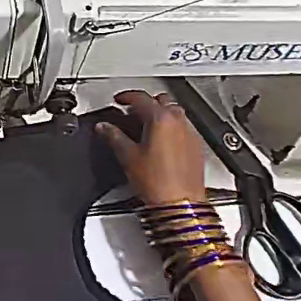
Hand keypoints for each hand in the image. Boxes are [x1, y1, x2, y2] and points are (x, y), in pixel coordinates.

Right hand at [96, 90, 207, 207]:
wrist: (181, 204)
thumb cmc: (158, 183)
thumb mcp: (128, 157)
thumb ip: (114, 136)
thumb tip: (104, 128)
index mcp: (160, 119)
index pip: (141, 98)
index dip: (126, 96)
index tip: (119, 99)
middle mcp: (178, 122)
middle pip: (161, 100)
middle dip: (145, 102)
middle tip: (131, 110)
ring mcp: (190, 133)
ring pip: (174, 111)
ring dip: (160, 112)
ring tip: (146, 124)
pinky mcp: (196, 145)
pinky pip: (183, 126)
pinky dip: (171, 126)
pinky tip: (162, 140)